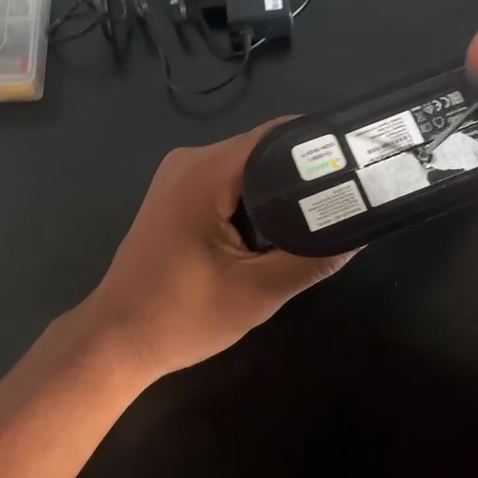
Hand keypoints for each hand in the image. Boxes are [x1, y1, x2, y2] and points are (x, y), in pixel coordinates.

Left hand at [76, 119, 354, 377]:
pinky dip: (256, 199)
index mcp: (203, 173)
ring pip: (247, 167)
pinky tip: (283, 224)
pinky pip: (229, 182)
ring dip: (281, 187)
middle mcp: (189, 161)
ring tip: (327, 209)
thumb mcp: (257, 293)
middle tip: (352, 191)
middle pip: (263, 149)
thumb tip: (359, 232)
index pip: (275, 136)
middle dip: (306, 169)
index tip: (360, 158)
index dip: (320, 143)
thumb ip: (313, 259)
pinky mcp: (177, 195)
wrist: (116, 341)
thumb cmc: (181, 318)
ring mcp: (178, 177)